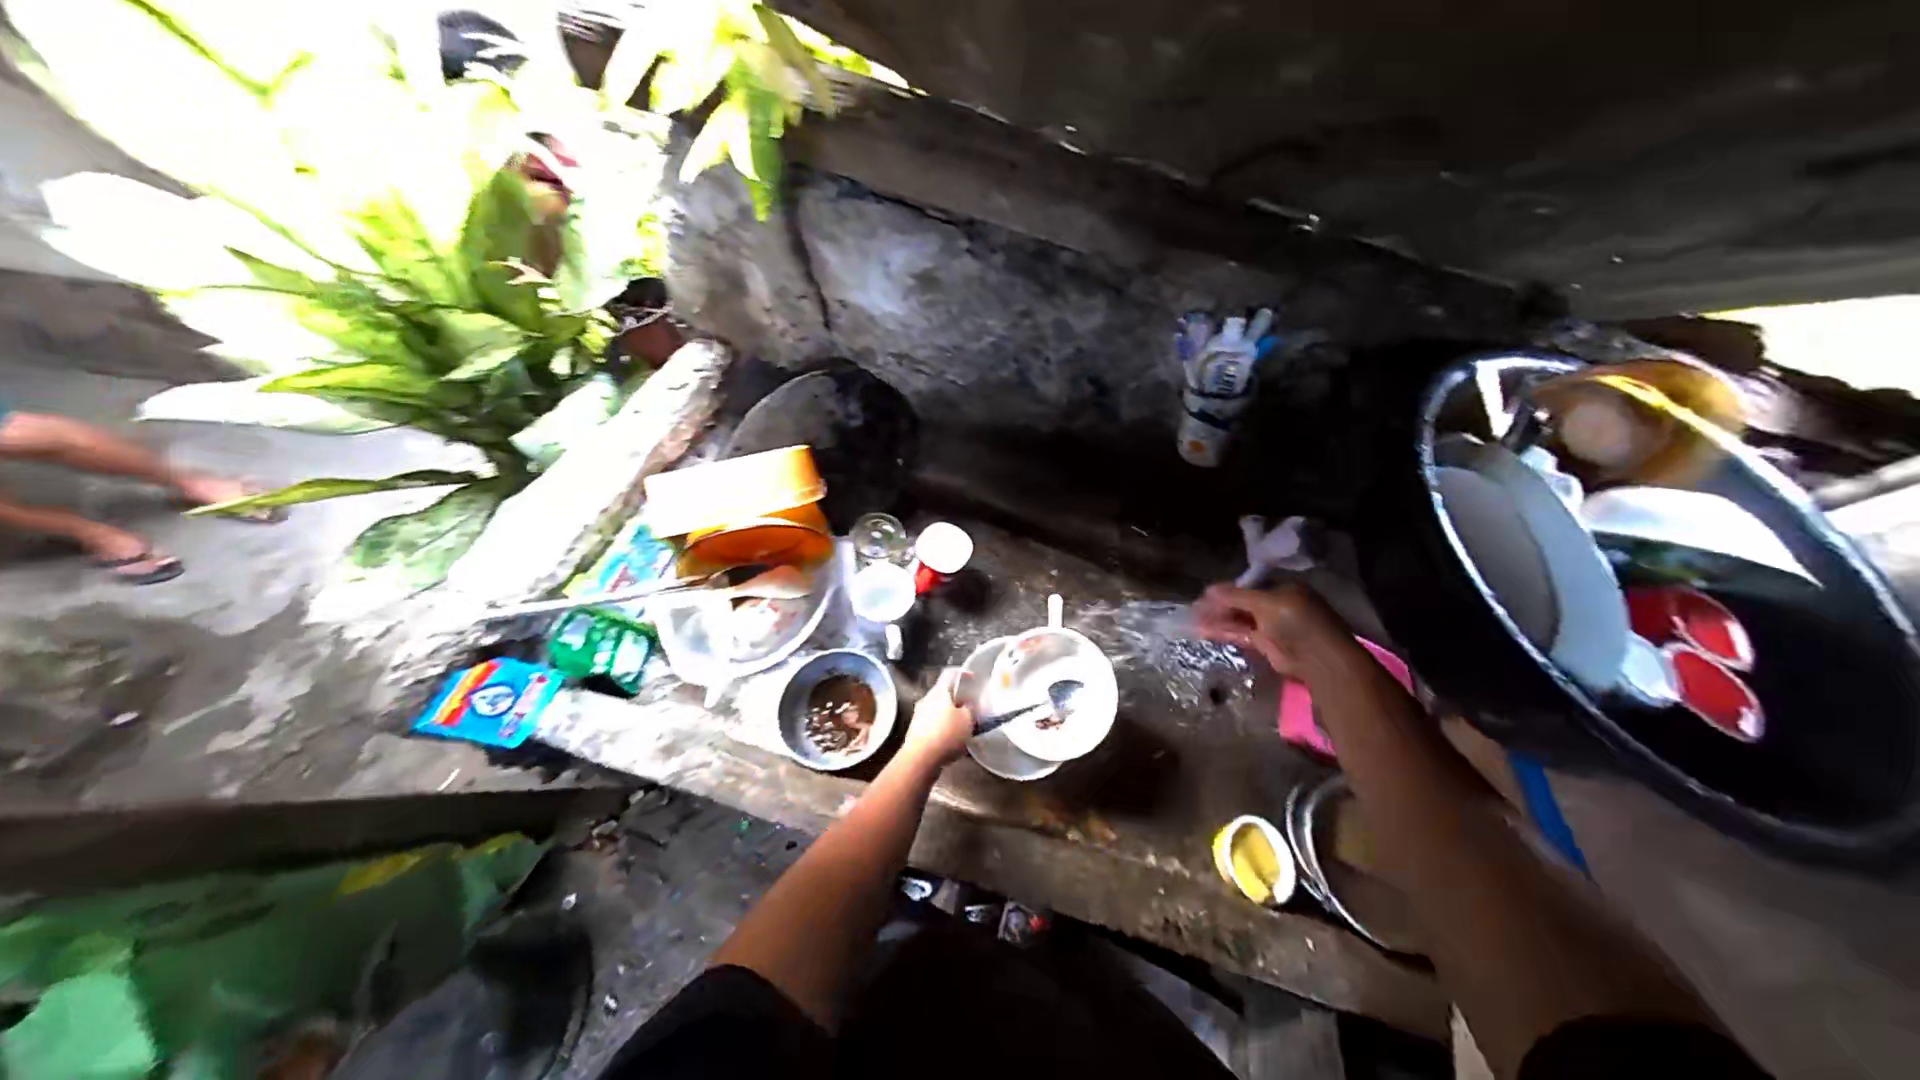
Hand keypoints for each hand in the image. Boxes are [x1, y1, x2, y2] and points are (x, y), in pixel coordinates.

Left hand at [901, 668, 974, 765]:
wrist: (920, 760)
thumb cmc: (946, 734)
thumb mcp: (968, 719)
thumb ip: (971, 709)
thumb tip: (968, 704)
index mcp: (939, 691)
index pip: (950, 673)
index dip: (963, 673)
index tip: (974, 679)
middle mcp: (926, 700)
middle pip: (944, 693)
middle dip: (958, 699)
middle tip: (972, 707)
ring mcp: (919, 716)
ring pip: (939, 709)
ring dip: (951, 715)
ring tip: (964, 726)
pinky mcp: (916, 732)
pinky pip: (934, 724)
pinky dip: (944, 728)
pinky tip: (953, 740)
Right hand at [1192, 582, 1344, 678]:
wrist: (1319, 659)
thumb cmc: (1298, 622)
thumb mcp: (1266, 603)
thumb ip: (1236, 596)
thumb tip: (1209, 590)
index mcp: (1281, 589)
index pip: (1247, 586)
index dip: (1226, 590)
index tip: (1204, 595)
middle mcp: (1276, 605)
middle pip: (1241, 603)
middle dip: (1218, 606)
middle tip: (1194, 609)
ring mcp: (1270, 625)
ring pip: (1238, 619)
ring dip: (1217, 620)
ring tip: (1193, 621)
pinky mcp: (1265, 644)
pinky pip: (1241, 634)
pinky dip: (1223, 632)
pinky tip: (1204, 631)